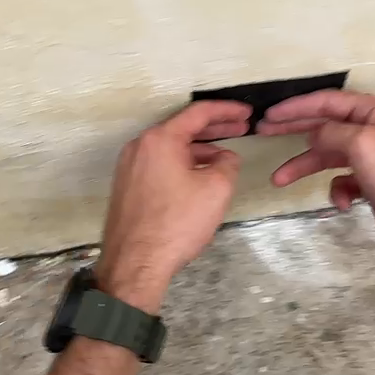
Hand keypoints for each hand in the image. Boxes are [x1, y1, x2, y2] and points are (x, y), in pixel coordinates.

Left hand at [96, 100, 250, 312]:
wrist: (135, 264)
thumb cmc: (176, 224)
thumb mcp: (216, 189)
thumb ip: (228, 163)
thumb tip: (225, 157)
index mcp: (160, 139)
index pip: (198, 112)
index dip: (227, 110)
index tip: (247, 113)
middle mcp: (140, 146)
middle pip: (182, 128)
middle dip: (214, 128)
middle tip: (241, 127)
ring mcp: (130, 167)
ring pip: (170, 148)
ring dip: (198, 149)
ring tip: (224, 157)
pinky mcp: (128, 187)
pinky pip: (159, 164)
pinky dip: (182, 164)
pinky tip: (199, 177)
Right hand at [257, 90, 374, 258]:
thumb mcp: (361, 143)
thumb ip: (331, 132)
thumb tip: (314, 133)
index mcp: (373, 112)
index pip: (328, 101)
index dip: (297, 106)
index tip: (270, 114)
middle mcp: (371, 130)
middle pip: (324, 125)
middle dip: (294, 130)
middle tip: (263, 132)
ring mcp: (370, 157)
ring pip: (327, 156)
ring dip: (304, 167)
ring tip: (278, 180)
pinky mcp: (369, 182)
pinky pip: (342, 180)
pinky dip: (337, 190)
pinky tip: (343, 201)